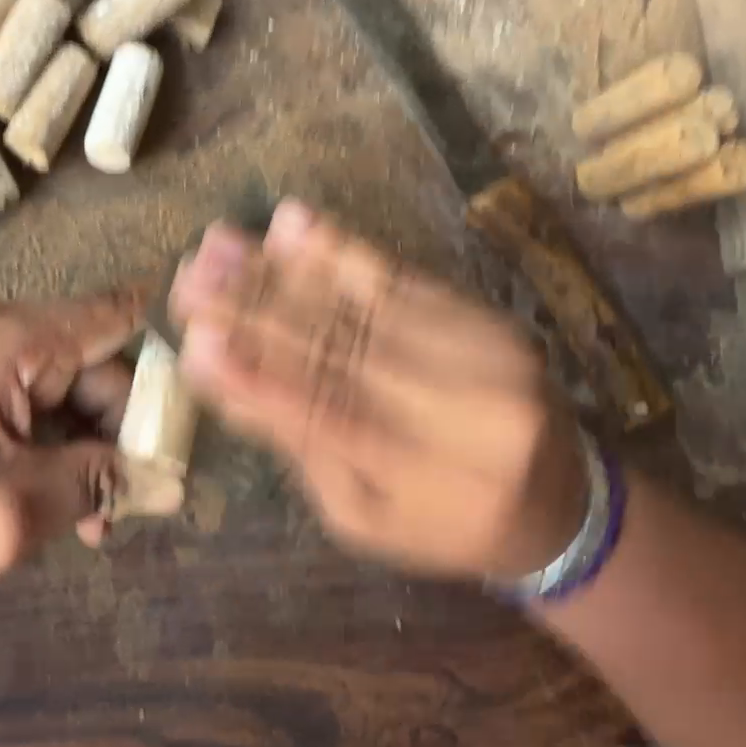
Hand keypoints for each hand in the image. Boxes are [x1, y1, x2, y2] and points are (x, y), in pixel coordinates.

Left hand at [0, 290, 143, 584]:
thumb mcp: (17, 510)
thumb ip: (99, 484)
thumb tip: (170, 481)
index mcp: (5, 339)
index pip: (113, 319)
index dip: (157, 365)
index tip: (185, 413)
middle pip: (95, 366)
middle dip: (117, 434)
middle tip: (126, 502)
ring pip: (71, 390)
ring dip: (87, 449)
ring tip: (92, 518)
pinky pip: (38, 400)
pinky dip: (56, 443)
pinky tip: (62, 498)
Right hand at [169, 199, 586, 579]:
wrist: (558, 501)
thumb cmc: (439, 523)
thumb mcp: (359, 513)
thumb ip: (299, 444)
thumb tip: (219, 376)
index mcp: (430, 472)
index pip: (324, 413)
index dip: (255, 375)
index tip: (193, 340)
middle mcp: (464, 404)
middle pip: (336, 349)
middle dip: (252, 309)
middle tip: (187, 278)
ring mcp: (481, 350)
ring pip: (360, 305)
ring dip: (280, 270)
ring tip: (219, 244)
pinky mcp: (479, 314)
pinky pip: (399, 278)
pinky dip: (337, 250)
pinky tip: (291, 223)